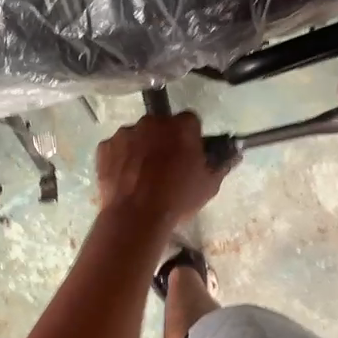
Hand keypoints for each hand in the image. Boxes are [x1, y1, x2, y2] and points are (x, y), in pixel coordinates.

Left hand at [95, 113, 228, 228]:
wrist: (136, 216)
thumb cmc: (178, 199)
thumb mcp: (209, 185)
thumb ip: (221, 164)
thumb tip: (233, 154)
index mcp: (182, 126)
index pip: (190, 121)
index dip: (190, 137)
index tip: (188, 154)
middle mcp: (153, 121)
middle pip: (161, 125)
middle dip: (164, 140)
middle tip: (166, 166)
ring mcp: (125, 132)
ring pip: (137, 135)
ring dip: (141, 148)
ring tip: (142, 175)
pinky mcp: (104, 146)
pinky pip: (116, 148)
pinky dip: (120, 159)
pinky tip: (125, 178)